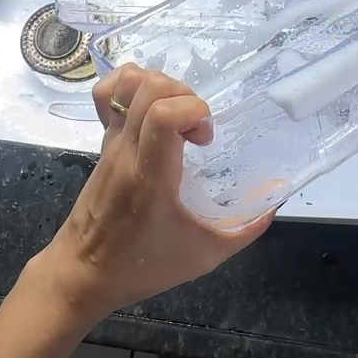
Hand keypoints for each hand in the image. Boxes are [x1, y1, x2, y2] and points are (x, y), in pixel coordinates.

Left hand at [35, 65, 271, 321]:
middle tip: (196, 131)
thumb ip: (245, 228)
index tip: (205, 139)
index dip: (194, 111)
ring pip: (128, 83)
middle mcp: (127, 149)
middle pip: (150, 88)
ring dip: (163, 87)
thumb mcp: (204, 256)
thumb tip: (276, 198)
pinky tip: (151, 106)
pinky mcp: (102, 138)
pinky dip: (131, 85)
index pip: (164, 114)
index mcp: (150, 176)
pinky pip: (106, 92)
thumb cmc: (142, 266)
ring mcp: (110, 139)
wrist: (82, 274)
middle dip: (185, 97)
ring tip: (178, 117)